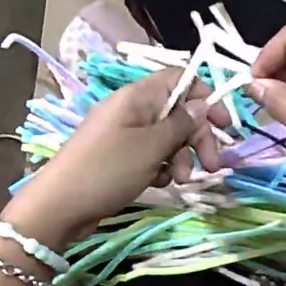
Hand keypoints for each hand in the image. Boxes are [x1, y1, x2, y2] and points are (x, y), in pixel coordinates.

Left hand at [2, 69, 212, 248]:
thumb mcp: (150, 147)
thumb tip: (202, 105)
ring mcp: (123, 135)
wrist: (60, 206)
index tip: (225, 125)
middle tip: (212, 167)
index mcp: (137, 96)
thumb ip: (180, 125)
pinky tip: (159, 184)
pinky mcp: (119, 158)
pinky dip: (161, 168)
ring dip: (180, 158)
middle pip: (177, 112)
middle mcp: (131, 110)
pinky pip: (150, 156)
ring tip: (179, 181)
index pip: (180, 79)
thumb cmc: (107, 171)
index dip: (206, 97)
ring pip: (166, 138)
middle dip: (197, 138)